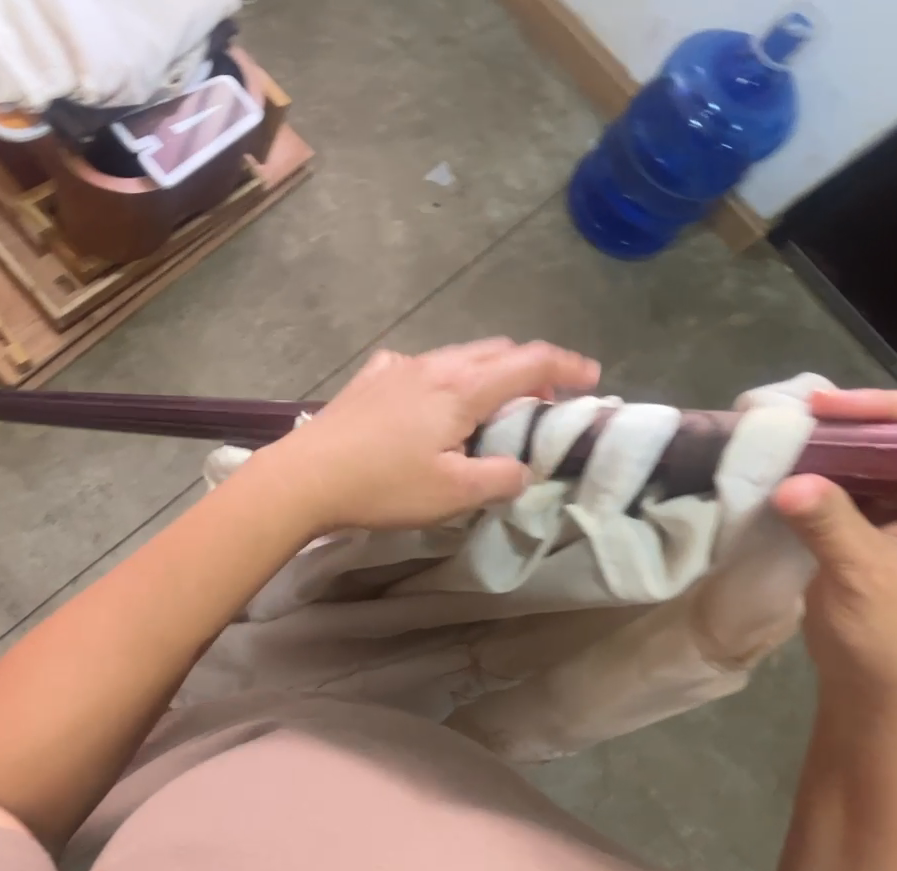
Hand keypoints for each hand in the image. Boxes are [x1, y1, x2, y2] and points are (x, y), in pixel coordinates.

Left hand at [250, 339, 599, 532]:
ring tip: (493, 397)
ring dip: (486, 370)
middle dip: (529, 367)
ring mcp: (396, 368)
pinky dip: (442, 374)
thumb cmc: (383, 486)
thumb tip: (522, 469)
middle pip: (495, 352)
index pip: (530, 363)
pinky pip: (418, 365)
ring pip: (457, 355)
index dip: (567, 367)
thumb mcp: (453, 494)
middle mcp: (434, 366)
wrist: (305, 477)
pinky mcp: (368, 380)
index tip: (592, 379)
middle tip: (546, 395)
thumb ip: (500, 478)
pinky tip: (429, 395)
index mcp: (462, 389)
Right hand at [773, 390, 896, 715]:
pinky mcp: (876, 537)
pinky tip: (781, 477)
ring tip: (778, 443)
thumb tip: (785, 480)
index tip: (822, 409)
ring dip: (828, 453)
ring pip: (874, 464)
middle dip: (850, 426)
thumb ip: (829, 521)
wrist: (886, 700)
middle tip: (790, 421)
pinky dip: (817, 482)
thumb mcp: (866, 575)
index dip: (887, 405)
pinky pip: (849, 493)